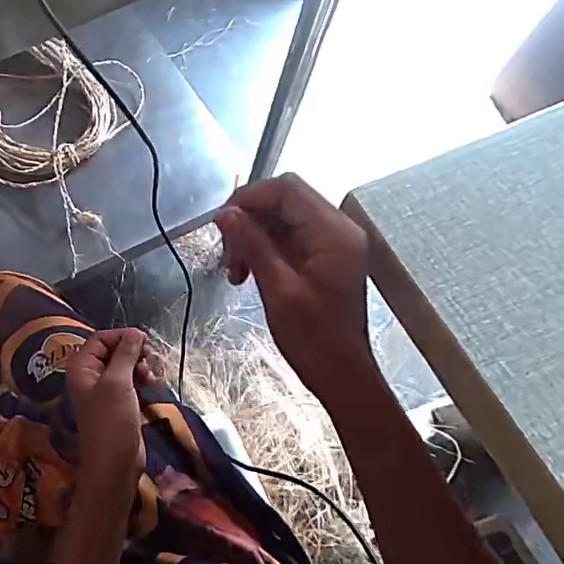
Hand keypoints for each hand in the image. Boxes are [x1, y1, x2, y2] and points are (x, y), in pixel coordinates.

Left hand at [65, 329, 149, 481]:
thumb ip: (126, 354)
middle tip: (148, 360)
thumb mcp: (118, 383)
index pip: (100, 338)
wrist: (115, 463)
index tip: (144, 341)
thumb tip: (136, 332)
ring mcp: (104, 390)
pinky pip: (130, 381)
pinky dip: (141, 380)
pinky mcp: (118, 402)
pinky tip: (151, 386)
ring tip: (150, 378)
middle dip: (133, 352)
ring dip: (140, 366)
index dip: (122, 336)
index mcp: (81, 367)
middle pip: (113, 350)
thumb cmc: (111, 421)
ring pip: (125, 365)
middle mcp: (90, 376)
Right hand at [215, 174, 378, 399]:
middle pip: (284, 199)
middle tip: (227, 254)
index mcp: (333, 233)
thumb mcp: (278, 290)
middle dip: (249, 219)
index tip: (221, 223)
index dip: (249, 198)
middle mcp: (337, 229)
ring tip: (235, 270)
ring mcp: (332, 242)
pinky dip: (263, 248)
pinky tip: (247, 272)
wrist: (342, 374)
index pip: (287, 189)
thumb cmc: (313, 339)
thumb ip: (254, 245)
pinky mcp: (323, 257)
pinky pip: (288, 237)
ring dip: (252, 236)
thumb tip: (226, 214)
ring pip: (282, 218)